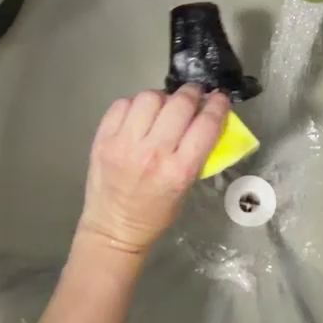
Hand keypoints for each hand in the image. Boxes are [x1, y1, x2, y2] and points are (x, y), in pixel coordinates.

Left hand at [77, 86, 229, 259]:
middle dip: (192, 94)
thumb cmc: (156, 213)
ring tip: (164, 106)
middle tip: (194, 95)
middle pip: (179, 104)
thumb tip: (204, 116)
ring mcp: (124, 144)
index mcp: (179, 170)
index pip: (206, 125)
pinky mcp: (103, 139)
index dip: (217, 105)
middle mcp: (153, 153)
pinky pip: (122, 104)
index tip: (220, 97)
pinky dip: (135, 104)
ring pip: (150, 97)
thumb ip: (197, 152)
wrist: (113, 228)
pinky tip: (140, 114)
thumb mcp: (187, 187)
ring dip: (162, 97)